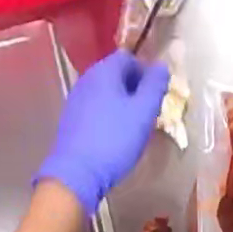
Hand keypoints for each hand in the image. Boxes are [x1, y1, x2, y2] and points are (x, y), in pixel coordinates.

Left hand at [34, 50, 170, 208]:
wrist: (77, 173)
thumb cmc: (115, 140)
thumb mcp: (144, 112)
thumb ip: (155, 86)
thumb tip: (161, 66)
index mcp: (104, 71)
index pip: (129, 58)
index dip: (146, 73)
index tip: (156, 96)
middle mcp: (86, 80)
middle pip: (116, 76)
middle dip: (134, 91)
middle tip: (147, 114)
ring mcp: (75, 101)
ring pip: (105, 95)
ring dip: (122, 106)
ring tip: (133, 129)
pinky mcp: (70, 121)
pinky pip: (95, 111)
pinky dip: (108, 118)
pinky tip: (114, 139)